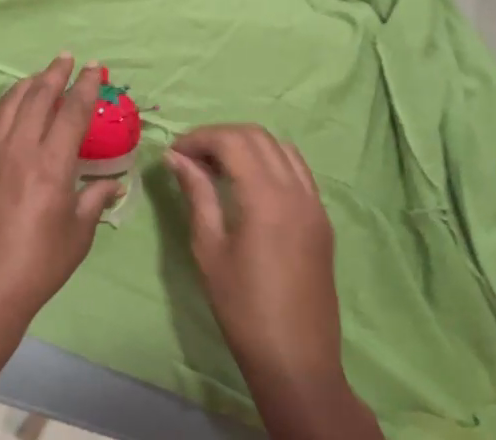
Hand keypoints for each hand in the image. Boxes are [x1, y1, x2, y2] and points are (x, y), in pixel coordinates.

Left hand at [0, 54, 123, 318]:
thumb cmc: (40, 262)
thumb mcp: (78, 233)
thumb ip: (94, 200)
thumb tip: (112, 182)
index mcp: (51, 163)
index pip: (72, 111)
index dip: (86, 86)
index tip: (95, 68)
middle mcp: (19, 148)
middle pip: (37, 96)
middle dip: (55, 73)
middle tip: (67, 58)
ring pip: (9, 104)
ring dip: (27, 84)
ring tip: (40, 76)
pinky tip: (6, 105)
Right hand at [167, 125, 343, 391]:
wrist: (296, 358)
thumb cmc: (242, 306)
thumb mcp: (209, 248)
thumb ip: (196, 195)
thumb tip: (175, 158)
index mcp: (268, 199)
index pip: (232, 141)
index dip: (198, 138)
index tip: (173, 154)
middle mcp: (298, 194)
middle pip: (258, 137)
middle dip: (220, 136)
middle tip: (190, 157)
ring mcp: (316, 206)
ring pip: (282, 149)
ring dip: (246, 146)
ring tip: (216, 168)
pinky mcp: (322, 221)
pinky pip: (297, 172)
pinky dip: (269, 163)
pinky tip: (245, 185)